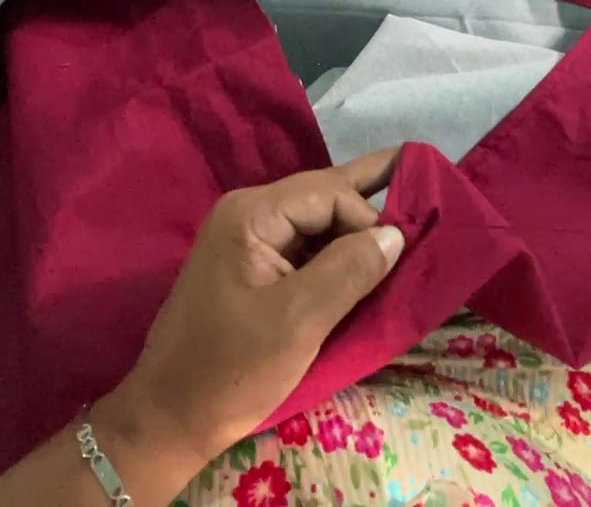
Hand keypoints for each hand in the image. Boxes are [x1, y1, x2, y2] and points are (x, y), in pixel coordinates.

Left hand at [0, 148, 405, 505]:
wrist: (168, 420)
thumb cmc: (230, 369)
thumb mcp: (298, 321)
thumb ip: (349, 270)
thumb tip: (396, 233)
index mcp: (253, 214)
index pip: (329, 194)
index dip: (368, 219)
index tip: (396, 258)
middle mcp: (250, 214)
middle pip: (324, 197)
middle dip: (370, 195)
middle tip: (422, 169)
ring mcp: (250, 241)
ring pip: (318, 222)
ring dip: (357, 227)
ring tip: (407, 212)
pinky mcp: (254, 269)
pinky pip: (307, 248)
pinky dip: (339, 252)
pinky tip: (369, 254)